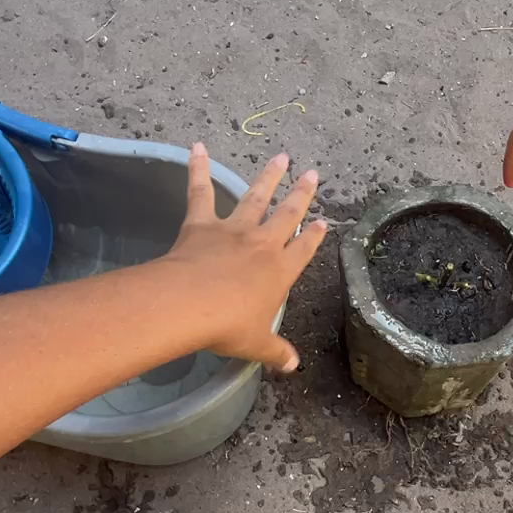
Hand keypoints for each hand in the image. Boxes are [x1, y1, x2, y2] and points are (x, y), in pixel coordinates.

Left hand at [162, 144, 326, 370]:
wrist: (188, 304)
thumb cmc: (227, 326)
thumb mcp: (256, 344)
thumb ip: (275, 352)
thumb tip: (292, 366)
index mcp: (280, 272)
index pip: (303, 250)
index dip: (314, 236)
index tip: (323, 221)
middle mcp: (262, 244)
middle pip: (287, 215)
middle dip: (301, 194)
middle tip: (312, 174)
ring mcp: (233, 230)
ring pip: (255, 197)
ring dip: (268, 177)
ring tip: (281, 157)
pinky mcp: (201, 224)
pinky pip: (200, 191)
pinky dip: (198, 168)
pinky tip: (197, 146)